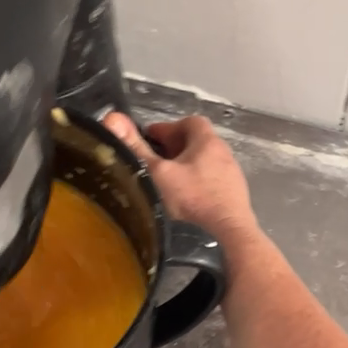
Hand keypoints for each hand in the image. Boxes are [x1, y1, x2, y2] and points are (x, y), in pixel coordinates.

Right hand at [101, 113, 258, 244]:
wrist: (230, 229)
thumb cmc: (193, 198)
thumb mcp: (159, 173)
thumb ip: (137, 149)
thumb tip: (112, 119)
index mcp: (207, 140)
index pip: (187, 121)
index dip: (166, 127)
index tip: (149, 139)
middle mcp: (223, 151)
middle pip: (196, 140)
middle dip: (174, 146)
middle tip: (156, 159)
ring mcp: (232, 172)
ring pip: (204, 160)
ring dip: (186, 165)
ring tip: (168, 179)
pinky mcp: (235, 191)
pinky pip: (212, 177)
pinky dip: (197, 180)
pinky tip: (187, 196)